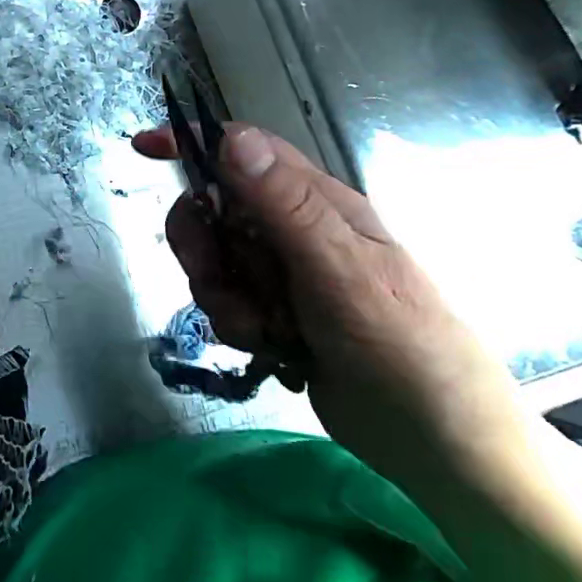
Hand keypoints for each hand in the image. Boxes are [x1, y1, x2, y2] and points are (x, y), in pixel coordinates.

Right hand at [133, 123, 527, 488]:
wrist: (437, 444)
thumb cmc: (400, 345)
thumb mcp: (339, 269)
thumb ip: (284, 204)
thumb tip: (231, 137)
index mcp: (318, 203)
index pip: (244, 152)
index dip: (193, 143)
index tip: (144, 148)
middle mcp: (296, 230)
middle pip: (214, 211)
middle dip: (202, 245)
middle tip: (217, 275)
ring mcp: (285, 274)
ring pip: (214, 262)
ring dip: (222, 296)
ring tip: (261, 329)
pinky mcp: (276, 313)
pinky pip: (225, 302)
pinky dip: (234, 324)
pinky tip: (270, 348)